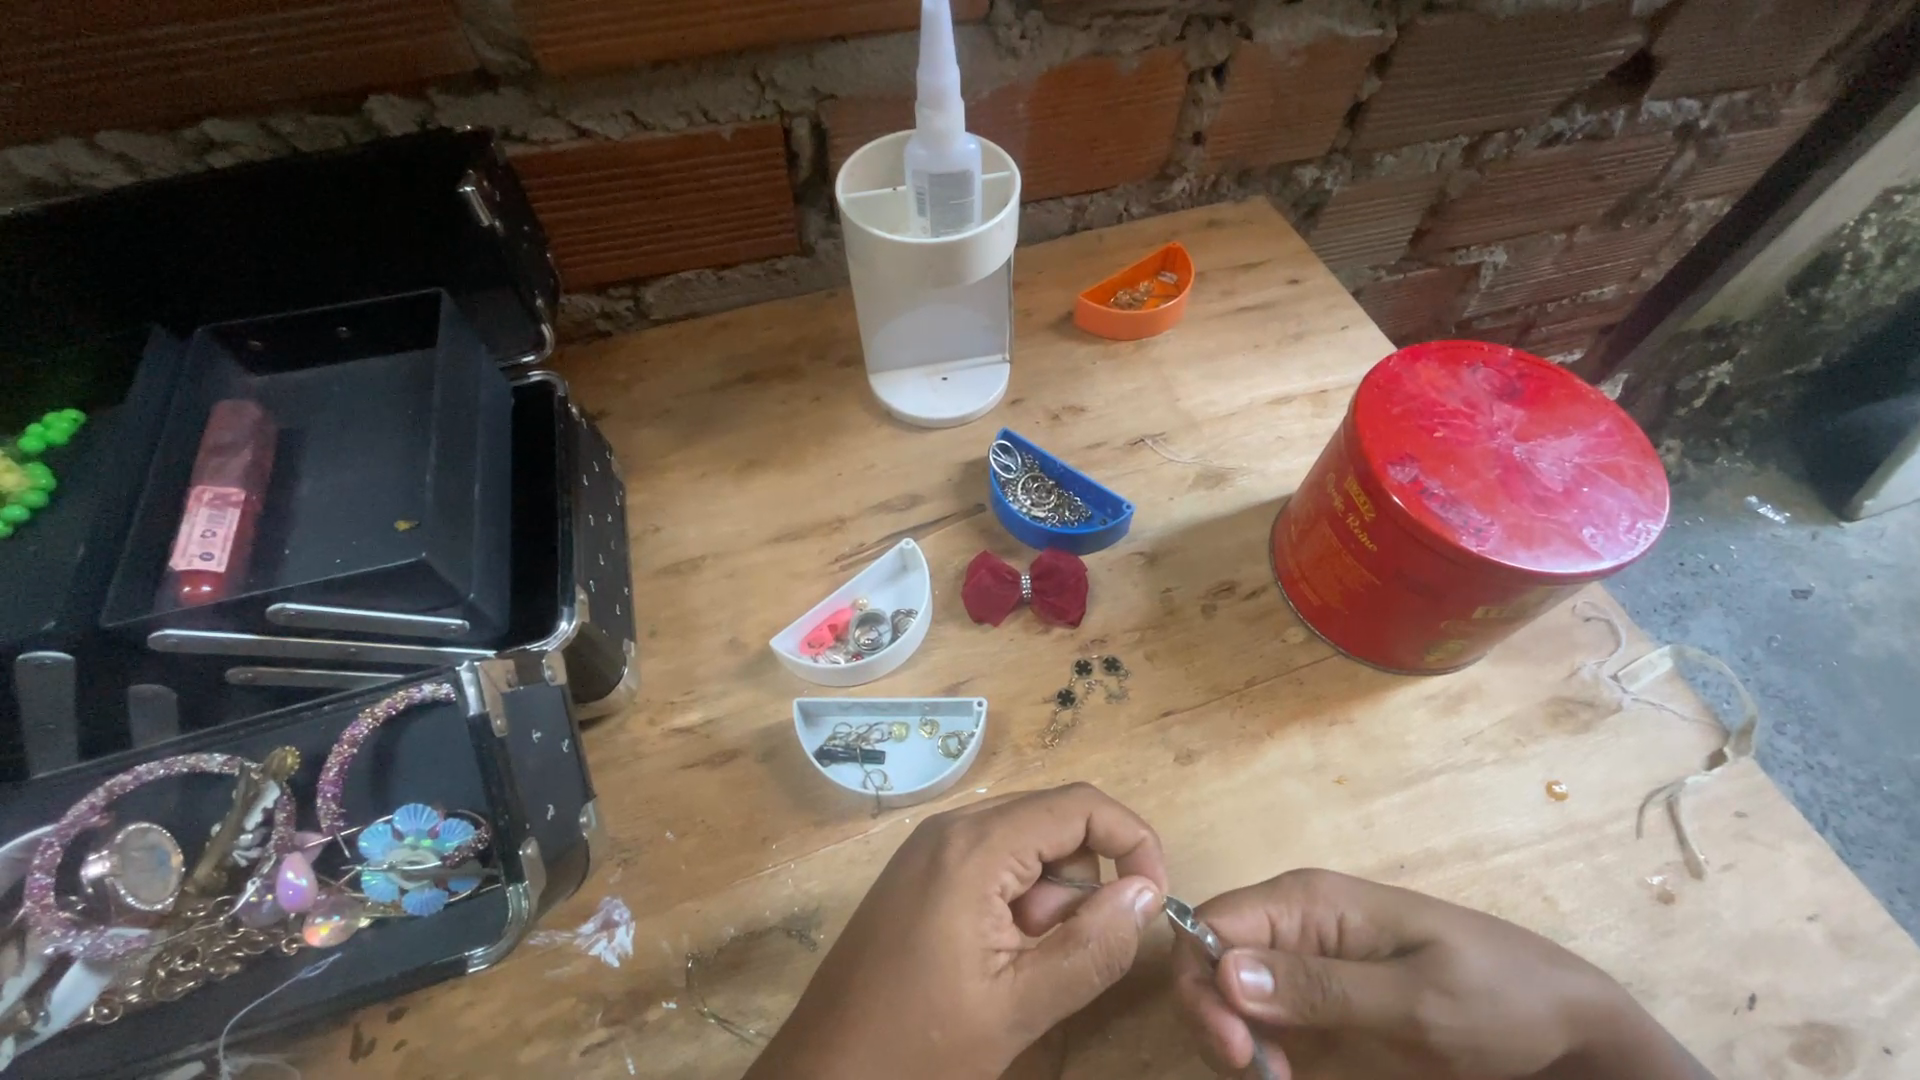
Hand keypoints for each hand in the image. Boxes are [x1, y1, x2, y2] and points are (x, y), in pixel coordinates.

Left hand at [747, 784, 1168, 1079]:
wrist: (825, 1072)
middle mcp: (952, 826)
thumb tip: (1146, 893)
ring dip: (1048, 900)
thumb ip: (1093, 946)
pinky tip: (996, 959)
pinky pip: (994, 864)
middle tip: (1062, 954)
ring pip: (1026, 846)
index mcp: (975, 844)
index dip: (1132, 840)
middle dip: (1081, 882)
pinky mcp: (922, 871)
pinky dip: (1017, 902)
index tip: (1153, 900)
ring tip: (1019, 968)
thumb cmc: (920, 1042)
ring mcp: (932, 847)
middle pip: (1053, 822)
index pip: (1080, 805)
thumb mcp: (1020, 1006)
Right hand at [1173, 870, 1711, 1079]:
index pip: (1213, 922)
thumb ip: (1322, 987)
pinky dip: (1258, 1055)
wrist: (1568, 1028)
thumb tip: (1223, 971)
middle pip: (1210, 959)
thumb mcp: (1419, 999)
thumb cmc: (1500, 997)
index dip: (1202, 978)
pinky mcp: (1318, 1006)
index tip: (1234, 1049)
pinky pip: (1262, 1023)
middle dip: (1212, 1016)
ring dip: (1234, 1041)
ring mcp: (1304, 968)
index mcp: (1307, 903)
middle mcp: (1291, 928)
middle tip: (1253, 1074)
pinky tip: (1285, 1078)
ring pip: (1227, 995)